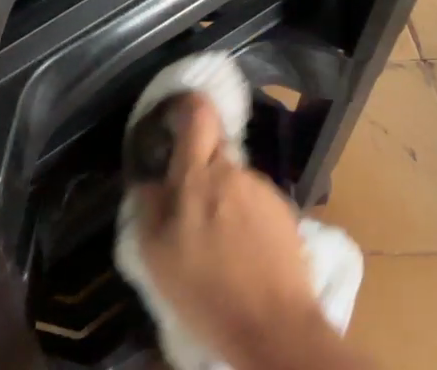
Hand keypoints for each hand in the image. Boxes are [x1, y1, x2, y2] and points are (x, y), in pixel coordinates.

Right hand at [134, 95, 369, 369]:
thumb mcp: (155, 254)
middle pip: (215, 149)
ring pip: (236, 180)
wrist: (276, 330)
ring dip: (225, 197)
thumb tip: (149, 182)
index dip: (188, 106)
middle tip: (189, 204)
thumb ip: (148, 206)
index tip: (176, 115)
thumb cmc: (206, 290)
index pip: (198, 115)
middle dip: (200, 167)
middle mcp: (233, 173)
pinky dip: (247, 219)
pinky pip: (256, 204)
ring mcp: (264, 193)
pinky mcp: (287, 216)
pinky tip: (244, 252)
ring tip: (219, 240)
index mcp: (197, 176)